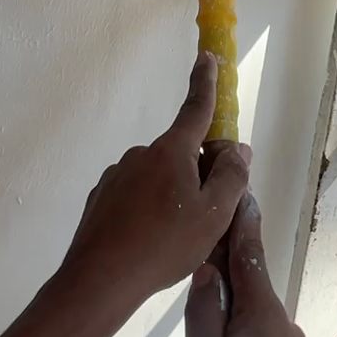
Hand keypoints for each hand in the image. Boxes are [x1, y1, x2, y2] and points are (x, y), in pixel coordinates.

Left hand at [60, 52, 251, 311]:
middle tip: (205, 218)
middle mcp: (142, 154)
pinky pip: (135, 197)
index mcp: (171, 151)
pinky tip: (147, 243)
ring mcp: (117, 175)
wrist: (99, 280)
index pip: (196, 108)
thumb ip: (231, 178)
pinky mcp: (101, 198)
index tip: (207, 56)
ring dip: (171, 198)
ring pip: (157, 179)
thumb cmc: (164, 245)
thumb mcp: (214, 215)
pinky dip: (147, 213)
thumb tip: (237, 148)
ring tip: (173, 241)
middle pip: (181, 154)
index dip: (206, 82)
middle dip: (197, 175)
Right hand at [185, 198, 336, 336]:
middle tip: (201, 252)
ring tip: (205, 312)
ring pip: (256, 315)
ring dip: (234, 304)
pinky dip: (243, 330)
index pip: (248, 255)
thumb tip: (207, 269)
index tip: (241, 192)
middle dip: (229, 265)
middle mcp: (283, 326)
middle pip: (252, 283)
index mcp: (261, 313)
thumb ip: (203, 312)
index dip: (241, 222)